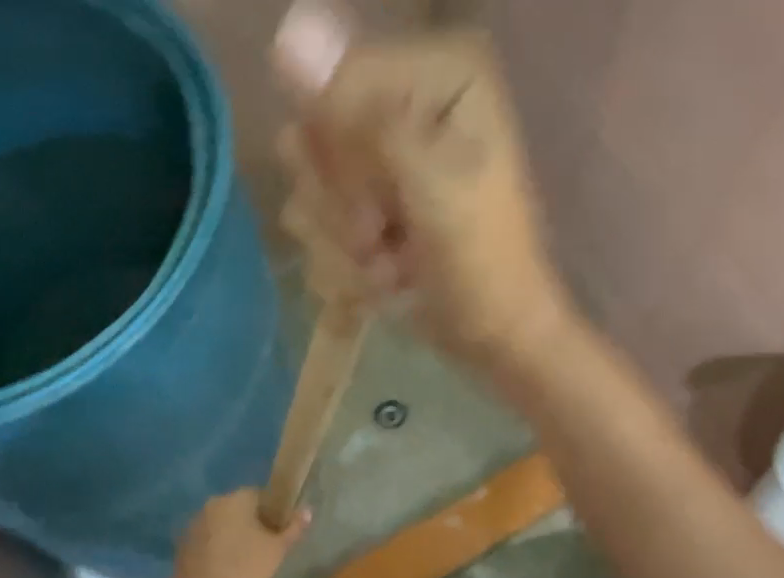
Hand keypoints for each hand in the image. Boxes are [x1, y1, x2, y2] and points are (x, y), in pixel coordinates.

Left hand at [166, 491, 309, 577]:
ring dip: (233, 535)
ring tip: (245, 560)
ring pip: (221, 523)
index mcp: (235, 499)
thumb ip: (293, 528)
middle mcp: (211, 504)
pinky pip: (208, 539)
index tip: (279, 532)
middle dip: (252, 523)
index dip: (273, 512)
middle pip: (238, 508)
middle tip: (265, 548)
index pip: (259, 495)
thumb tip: (307, 510)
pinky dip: (217, 548)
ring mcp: (194, 524)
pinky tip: (225, 569)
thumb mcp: (277, 551)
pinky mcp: (183, 544)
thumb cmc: (245, 571)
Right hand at [277, 31, 575, 359]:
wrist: (494, 336)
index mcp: (439, 76)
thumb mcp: (427, 185)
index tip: (379, 205)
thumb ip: (358, 117)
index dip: (341, 153)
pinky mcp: (366, 202)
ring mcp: (382, 156)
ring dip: (345, 241)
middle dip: (344, 203)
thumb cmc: (481, 262)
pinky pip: (316, 224)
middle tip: (387, 233)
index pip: (335, 85)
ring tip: (395, 262)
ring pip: (308, 186)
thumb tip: (289, 34)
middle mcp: (405, 103)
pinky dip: (349, 262)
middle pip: (314, 134)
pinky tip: (390, 275)